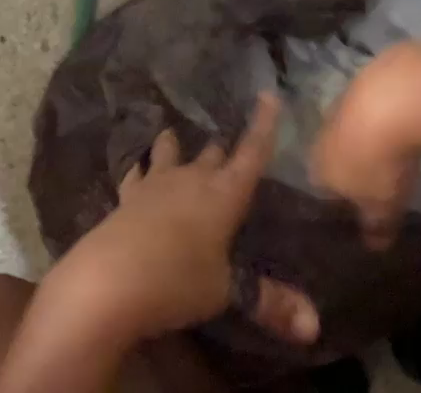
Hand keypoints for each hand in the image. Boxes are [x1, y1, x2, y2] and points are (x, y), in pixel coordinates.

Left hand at [51, 93, 319, 344]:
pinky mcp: (126, 199)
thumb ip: (268, 302)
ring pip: (169, 153)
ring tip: (171, 136)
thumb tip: (313, 327)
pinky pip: (135, 175)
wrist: (107, 281)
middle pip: (212, 154)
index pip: (252, 151)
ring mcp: (155, 186)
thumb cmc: (177, 282)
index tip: (269, 94)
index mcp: (225, 194)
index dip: (264, 124)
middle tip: (224, 146)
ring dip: (173, 147)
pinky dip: (139, 171)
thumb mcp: (226, 293)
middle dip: (221, 149)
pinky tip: (136, 169)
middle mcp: (192, 180)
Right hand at [309, 43, 420, 249]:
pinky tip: (408, 113)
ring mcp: (345, 99)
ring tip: (397, 141)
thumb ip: (376, 226)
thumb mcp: (382, 205)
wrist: (394, 99)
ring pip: (352, 121)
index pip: (322, 185)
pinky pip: (374, 98)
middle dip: (353, 159)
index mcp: (320, 165)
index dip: (340, 195)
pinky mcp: (368, 74)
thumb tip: (374, 247)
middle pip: (334, 149)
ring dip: (369, 130)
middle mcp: (324, 131)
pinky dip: (387, 106)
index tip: (360, 201)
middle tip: (381, 171)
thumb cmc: (381, 163)